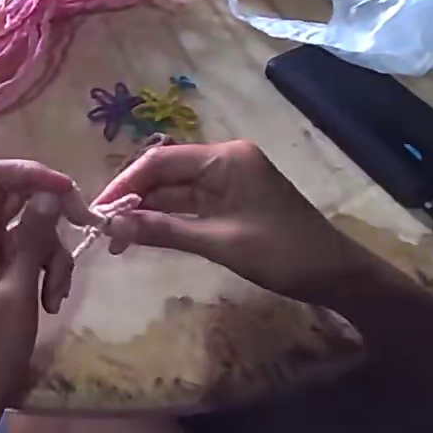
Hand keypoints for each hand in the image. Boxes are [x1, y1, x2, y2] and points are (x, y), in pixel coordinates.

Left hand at [0, 161, 99, 423]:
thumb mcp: (18, 290)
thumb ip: (34, 238)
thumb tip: (51, 193)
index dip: (28, 173)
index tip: (65, 188)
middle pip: (16, 196)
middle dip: (51, 211)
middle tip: (82, 221)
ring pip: (32, 224)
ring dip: (54, 252)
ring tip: (55, 292)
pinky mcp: (5, 266)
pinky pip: (34, 248)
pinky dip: (50, 268)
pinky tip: (52, 300)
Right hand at [93, 140, 377, 306]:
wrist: (336, 274)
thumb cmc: (282, 254)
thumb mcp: (219, 242)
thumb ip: (164, 230)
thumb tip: (113, 226)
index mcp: (225, 157)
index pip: (161, 161)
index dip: (125, 183)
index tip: (96, 209)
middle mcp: (223, 160)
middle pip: (165, 173)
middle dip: (132, 198)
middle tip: (100, 228)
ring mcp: (227, 179)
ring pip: (174, 190)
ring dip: (146, 210)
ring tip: (114, 237)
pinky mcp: (229, 199)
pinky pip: (189, 203)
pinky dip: (166, 219)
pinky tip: (142, 234)